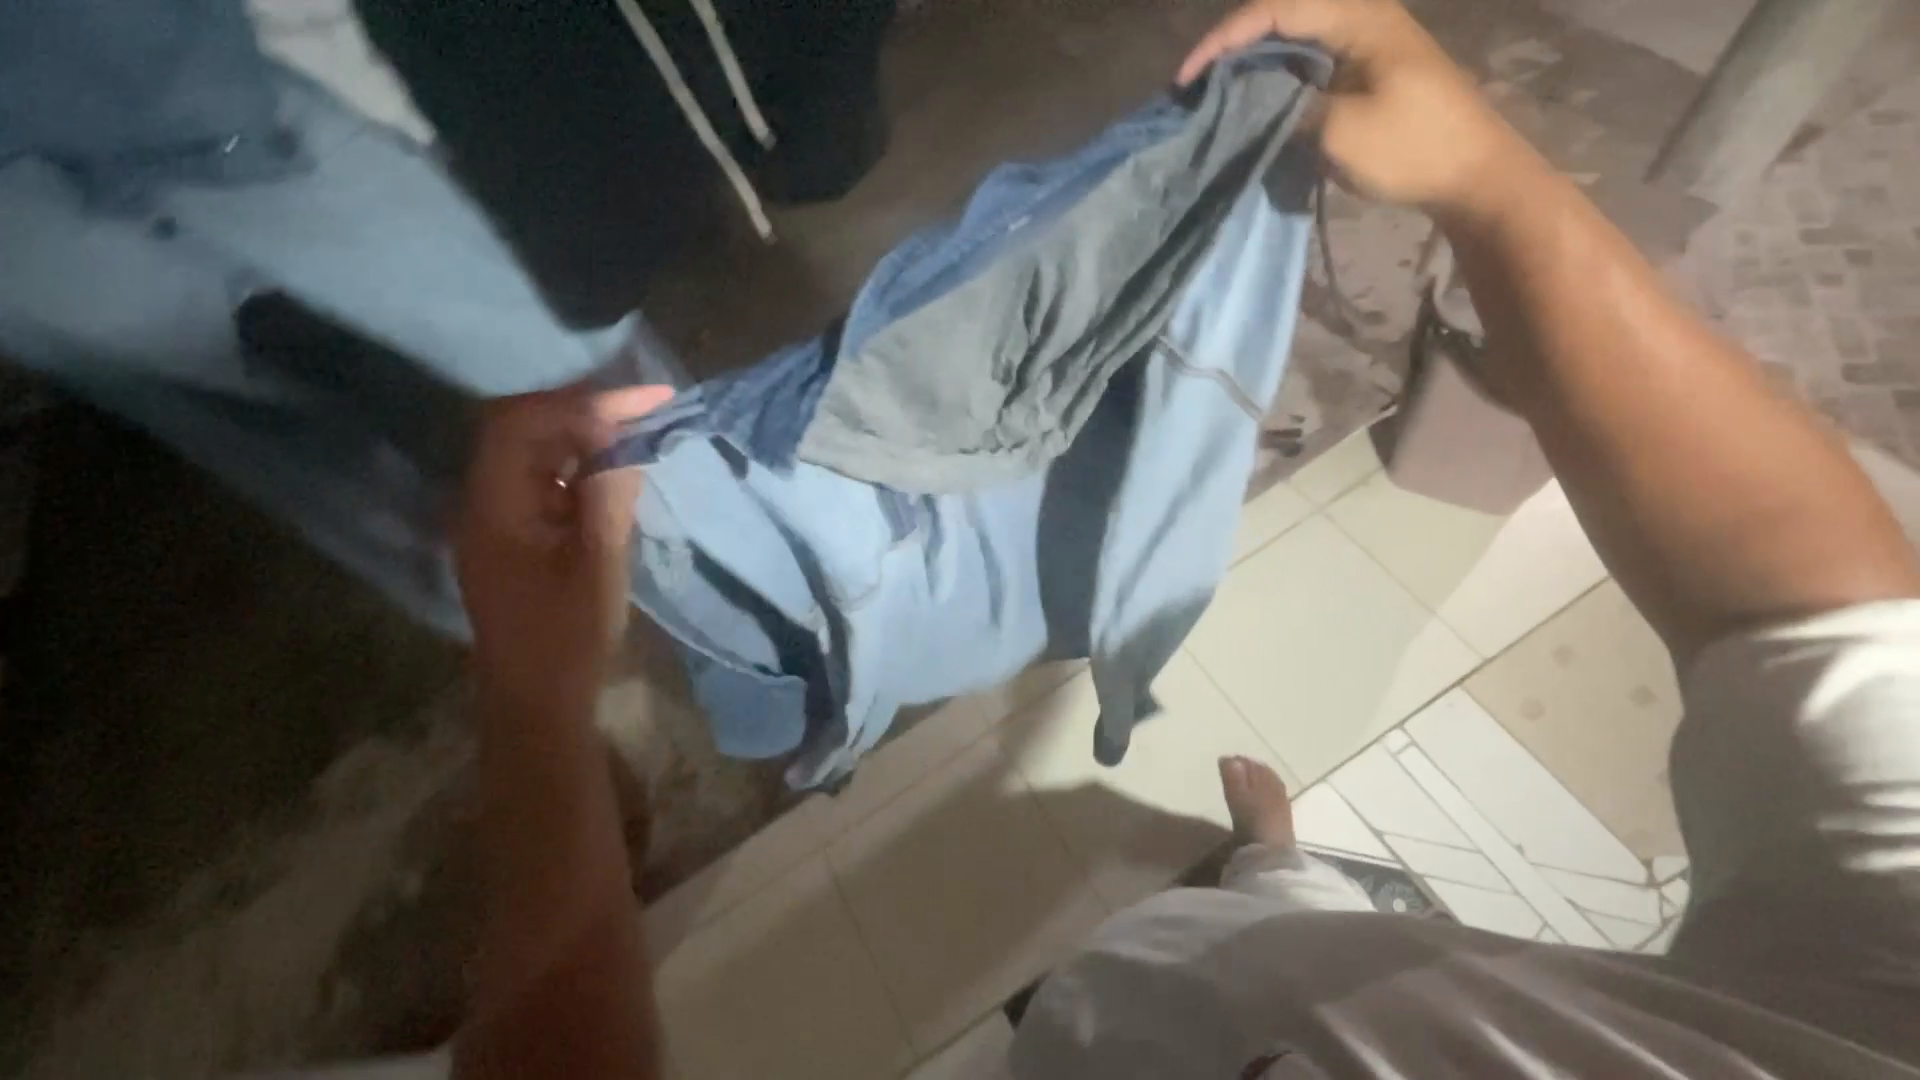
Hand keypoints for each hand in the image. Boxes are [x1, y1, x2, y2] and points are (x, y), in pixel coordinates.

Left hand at [455, 384, 672, 710]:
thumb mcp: (599, 567)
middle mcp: (483, 501)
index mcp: (494, 507)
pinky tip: (615, 469)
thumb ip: (608, 497)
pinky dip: (578, 464)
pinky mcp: (513, 534)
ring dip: (583, 434)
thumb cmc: (568, 639)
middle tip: (646, 407)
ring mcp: (495, 518)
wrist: (535, 701)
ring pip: (532, 452)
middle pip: (523, 429)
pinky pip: (541, 480)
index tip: (647, 402)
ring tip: (639, 429)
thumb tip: (623, 438)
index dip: (585, 403)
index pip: (526, 425)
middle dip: (585, 409)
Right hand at [1178, 0, 1523, 213]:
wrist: (1472, 174)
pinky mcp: (1362, 75)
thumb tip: (1245, 101)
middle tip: (1191, 87)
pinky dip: (1272, 84)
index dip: (1223, 39)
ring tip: (1211, 98)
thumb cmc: (1411, 147)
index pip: (1275, 9)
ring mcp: (1362, 47)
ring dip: (1249, 68)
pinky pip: (1305, 67)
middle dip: (1230, 50)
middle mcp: (1358, 20)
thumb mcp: (1338, 130)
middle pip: (1279, 18)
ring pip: (1289, 44)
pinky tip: (1250, 107)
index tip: (1186, 76)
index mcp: (1357, 18)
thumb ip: (1285, 107)